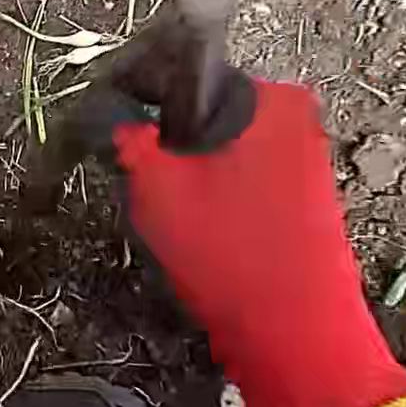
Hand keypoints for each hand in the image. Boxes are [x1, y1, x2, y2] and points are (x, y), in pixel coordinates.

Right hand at [113, 79, 405, 406]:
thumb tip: (115, 118)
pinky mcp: (299, 188)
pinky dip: (207, 183)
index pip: (177, 72)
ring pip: (212, 141)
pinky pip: (235, 167)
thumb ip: (129, 139)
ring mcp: (302, 152)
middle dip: (159, 135)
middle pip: (196, 109)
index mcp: (264, 99)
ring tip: (162, 203)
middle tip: (130, 171)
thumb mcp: (157, 188)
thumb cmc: (227, 251)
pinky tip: (195, 220)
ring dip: (180, 163)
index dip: (130, 95)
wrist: (297, 335)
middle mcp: (291, 114)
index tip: (103, 122)